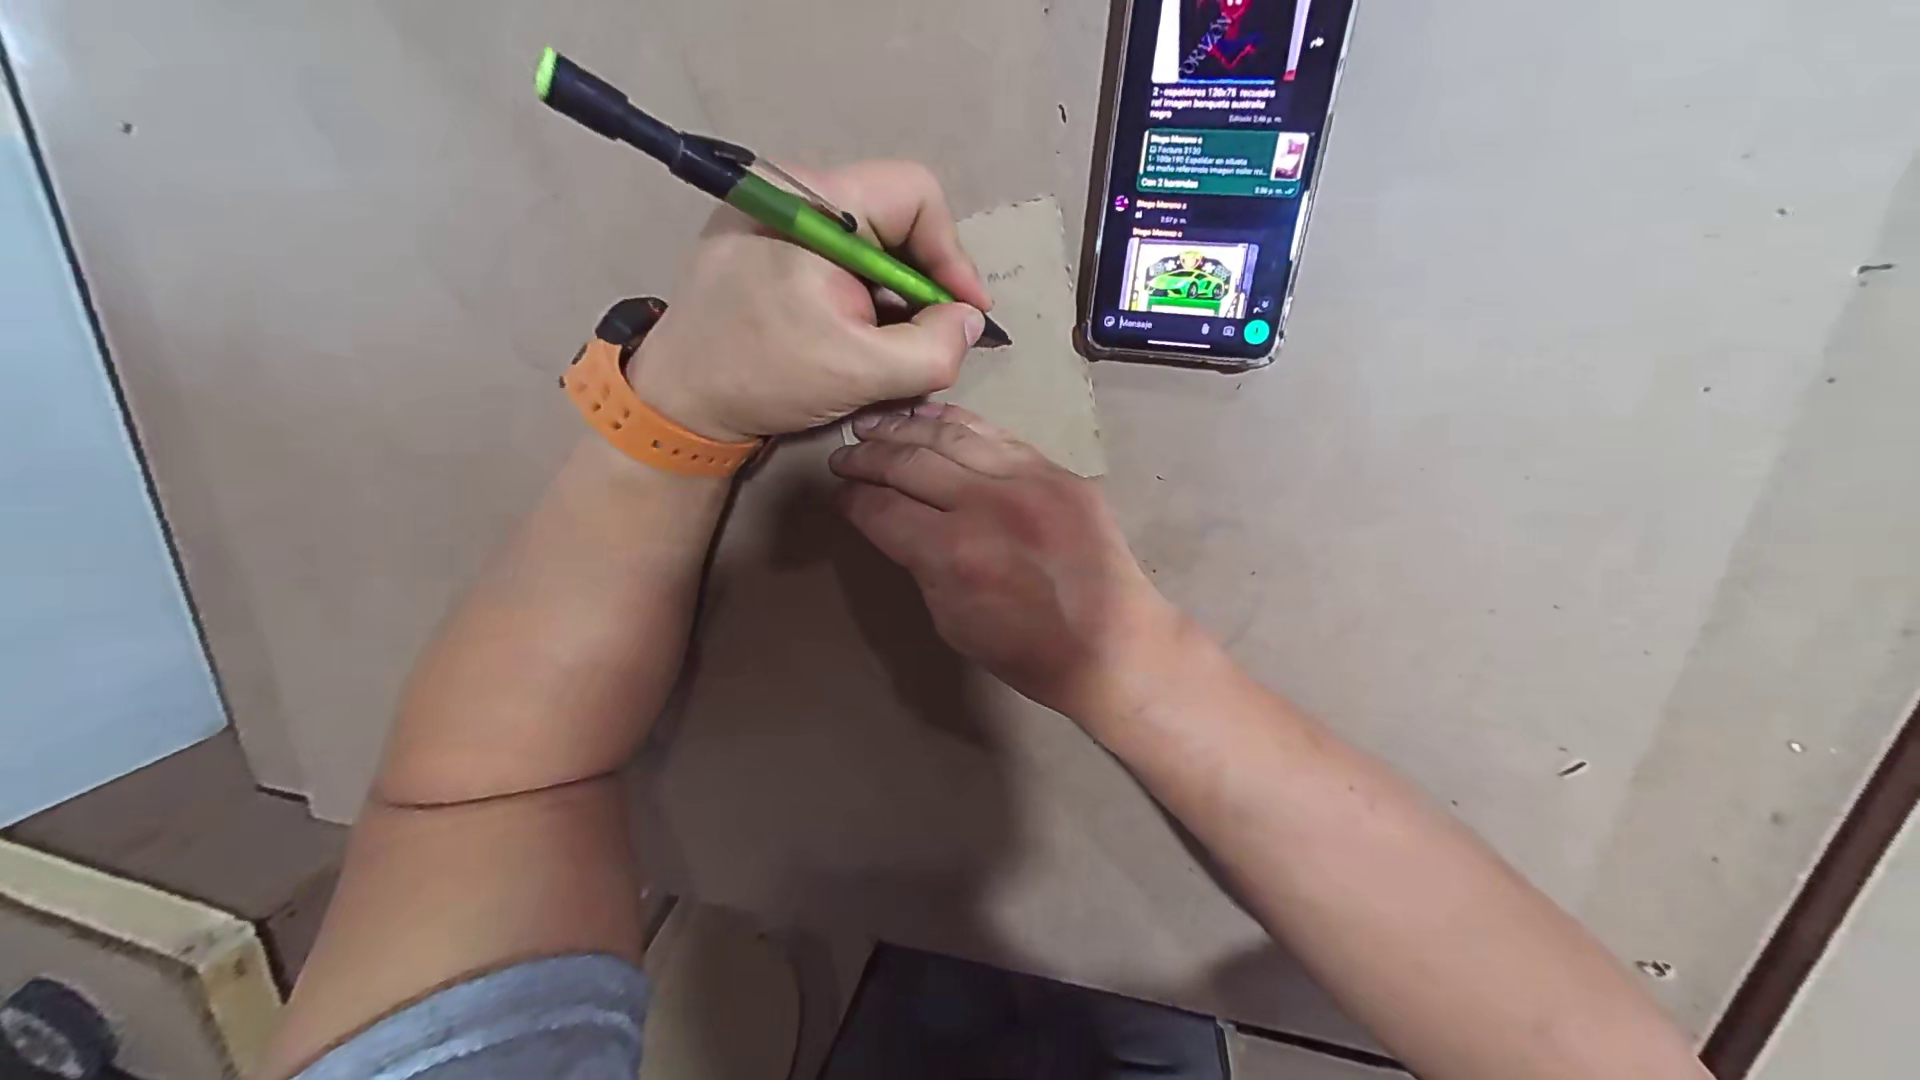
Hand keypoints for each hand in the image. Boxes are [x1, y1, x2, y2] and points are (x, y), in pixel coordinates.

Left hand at [629, 161, 993, 442]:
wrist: (679, 400)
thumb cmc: (762, 379)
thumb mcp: (860, 373)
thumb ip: (932, 349)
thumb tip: (969, 320)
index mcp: (810, 200)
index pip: (915, 195)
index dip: (953, 255)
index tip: (966, 312)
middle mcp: (792, 190)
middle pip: (895, 220)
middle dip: (925, 285)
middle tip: (934, 338)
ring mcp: (776, 215)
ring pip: (871, 244)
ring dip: (897, 298)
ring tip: (895, 348)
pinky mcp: (769, 243)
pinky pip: (841, 258)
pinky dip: (867, 299)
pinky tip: (863, 339)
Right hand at [829, 403, 1187, 726]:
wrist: (1112, 643)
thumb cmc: (1026, 650)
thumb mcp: (951, 621)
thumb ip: (919, 564)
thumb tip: (896, 524)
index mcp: (953, 554)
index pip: (882, 510)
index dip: (851, 500)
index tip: (837, 494)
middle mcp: (986, 504)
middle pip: (909, 463)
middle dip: (867, 457)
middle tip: (843, 456)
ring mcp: (1028, 480)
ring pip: (951, 436)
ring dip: (904, 428)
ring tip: (874, 425)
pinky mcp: (1057, 471)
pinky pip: (996, 435)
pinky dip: (957, 422)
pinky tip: (928, 416)